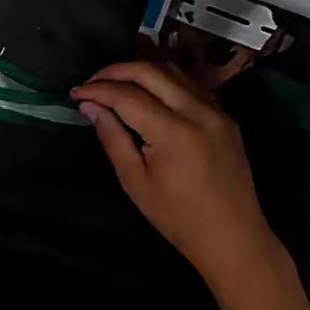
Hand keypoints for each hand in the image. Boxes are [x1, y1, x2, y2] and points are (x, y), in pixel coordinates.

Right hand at [72, 61, 271, 276]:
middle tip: (91, 83)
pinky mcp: (225, 116)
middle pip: (150, 71)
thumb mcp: (135, 182)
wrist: (234, 238)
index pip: (127, 95)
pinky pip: (189, 86)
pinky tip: (146, 95)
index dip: (97, 89)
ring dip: (140, 72)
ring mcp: (216, 111)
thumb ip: (112, 137)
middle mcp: (198, 112)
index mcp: (174, 133)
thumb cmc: (178, 218)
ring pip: (172, 72)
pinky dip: (163, 82)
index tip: (76, 93)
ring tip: (115, 84)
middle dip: (115, 71)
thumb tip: (90, 106)